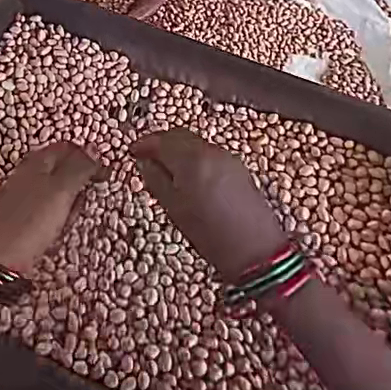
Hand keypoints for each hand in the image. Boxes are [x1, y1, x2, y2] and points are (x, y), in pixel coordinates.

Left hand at [0, 143, 103, 273]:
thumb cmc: (30, 224)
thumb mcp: (61, 191)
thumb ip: (79, 167)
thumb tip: (95, 149)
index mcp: (38, 160)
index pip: (68, 147)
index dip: (89, 158)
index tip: (104, 175)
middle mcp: (27, 172)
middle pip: (62, 169)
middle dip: (78, 186)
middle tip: (80, 204)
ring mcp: (21, 194)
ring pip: (55, 193)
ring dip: (67, 207)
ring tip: (64, 224)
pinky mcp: (19, 216)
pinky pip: (46, 212)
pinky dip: (55, 220)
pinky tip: (53, 234)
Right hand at [131, 129, 287, 279]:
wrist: (258, 253)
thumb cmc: (210, 235)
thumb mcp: (173, 208)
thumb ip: (156, 179)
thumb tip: (145, 162)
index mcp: (191, 159)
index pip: (162, 140)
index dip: (144, 143)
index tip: (132, 151)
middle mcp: (211, 152)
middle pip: (180, 136)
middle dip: (161, 143)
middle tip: (145, 156)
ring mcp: (228, 159)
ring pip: (195, 144)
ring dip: (177, 150)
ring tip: (164, 168)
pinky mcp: (239, 170)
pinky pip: (208, 154)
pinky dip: (193, 158)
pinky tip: (188, 176)